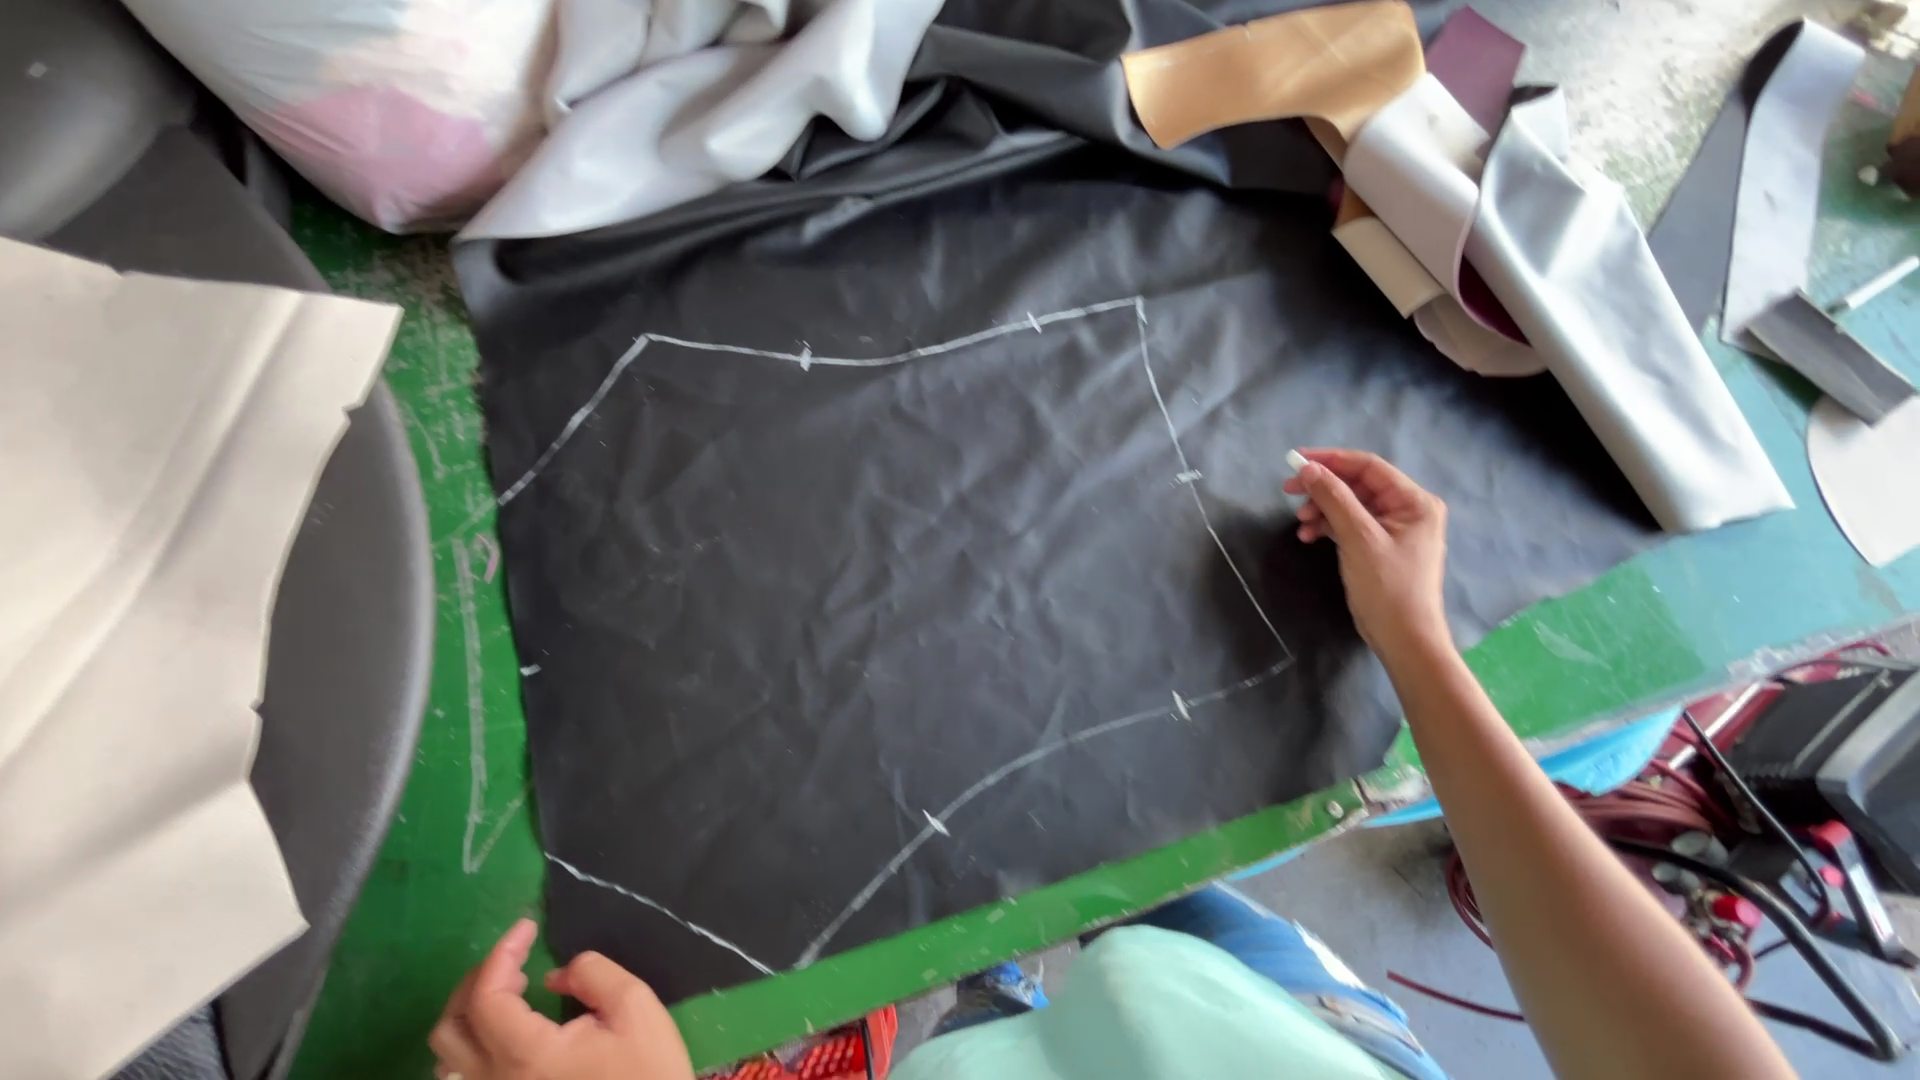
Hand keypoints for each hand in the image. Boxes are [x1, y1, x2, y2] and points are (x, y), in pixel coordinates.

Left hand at [430, 919, 693, 1079]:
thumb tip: (557, 975)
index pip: (487, 996)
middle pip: (452, 1026)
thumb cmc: (645, 1069)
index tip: (529, 927)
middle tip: (516, 954)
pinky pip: (463, 1075)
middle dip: (479, 978)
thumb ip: (593, 974)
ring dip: (470, 1010)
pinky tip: (506, 1026)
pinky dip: (473, 1040)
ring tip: (510, 986)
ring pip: (449, 1055)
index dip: (502, 954)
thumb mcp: (634, 1006)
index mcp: (528, 1054)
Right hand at [1282, 448, 1450, 658]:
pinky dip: (1328, 527)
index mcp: (1414, 501)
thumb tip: (1307, 468)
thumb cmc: (1387, 586)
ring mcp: (1394, 529)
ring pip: (1349, 506)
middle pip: (1357, 485)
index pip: (1368, 467)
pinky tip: (1309, 537)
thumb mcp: (1358, 538)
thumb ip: (1333, 498)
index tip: (1295, 460)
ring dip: (1321, 510)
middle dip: (1322, 488)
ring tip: (1300, 524)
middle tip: (1287, 491)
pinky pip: (1349, 525)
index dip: (1330, 460)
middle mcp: (1407, 509)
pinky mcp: (1379, 547)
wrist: (1403, 637)